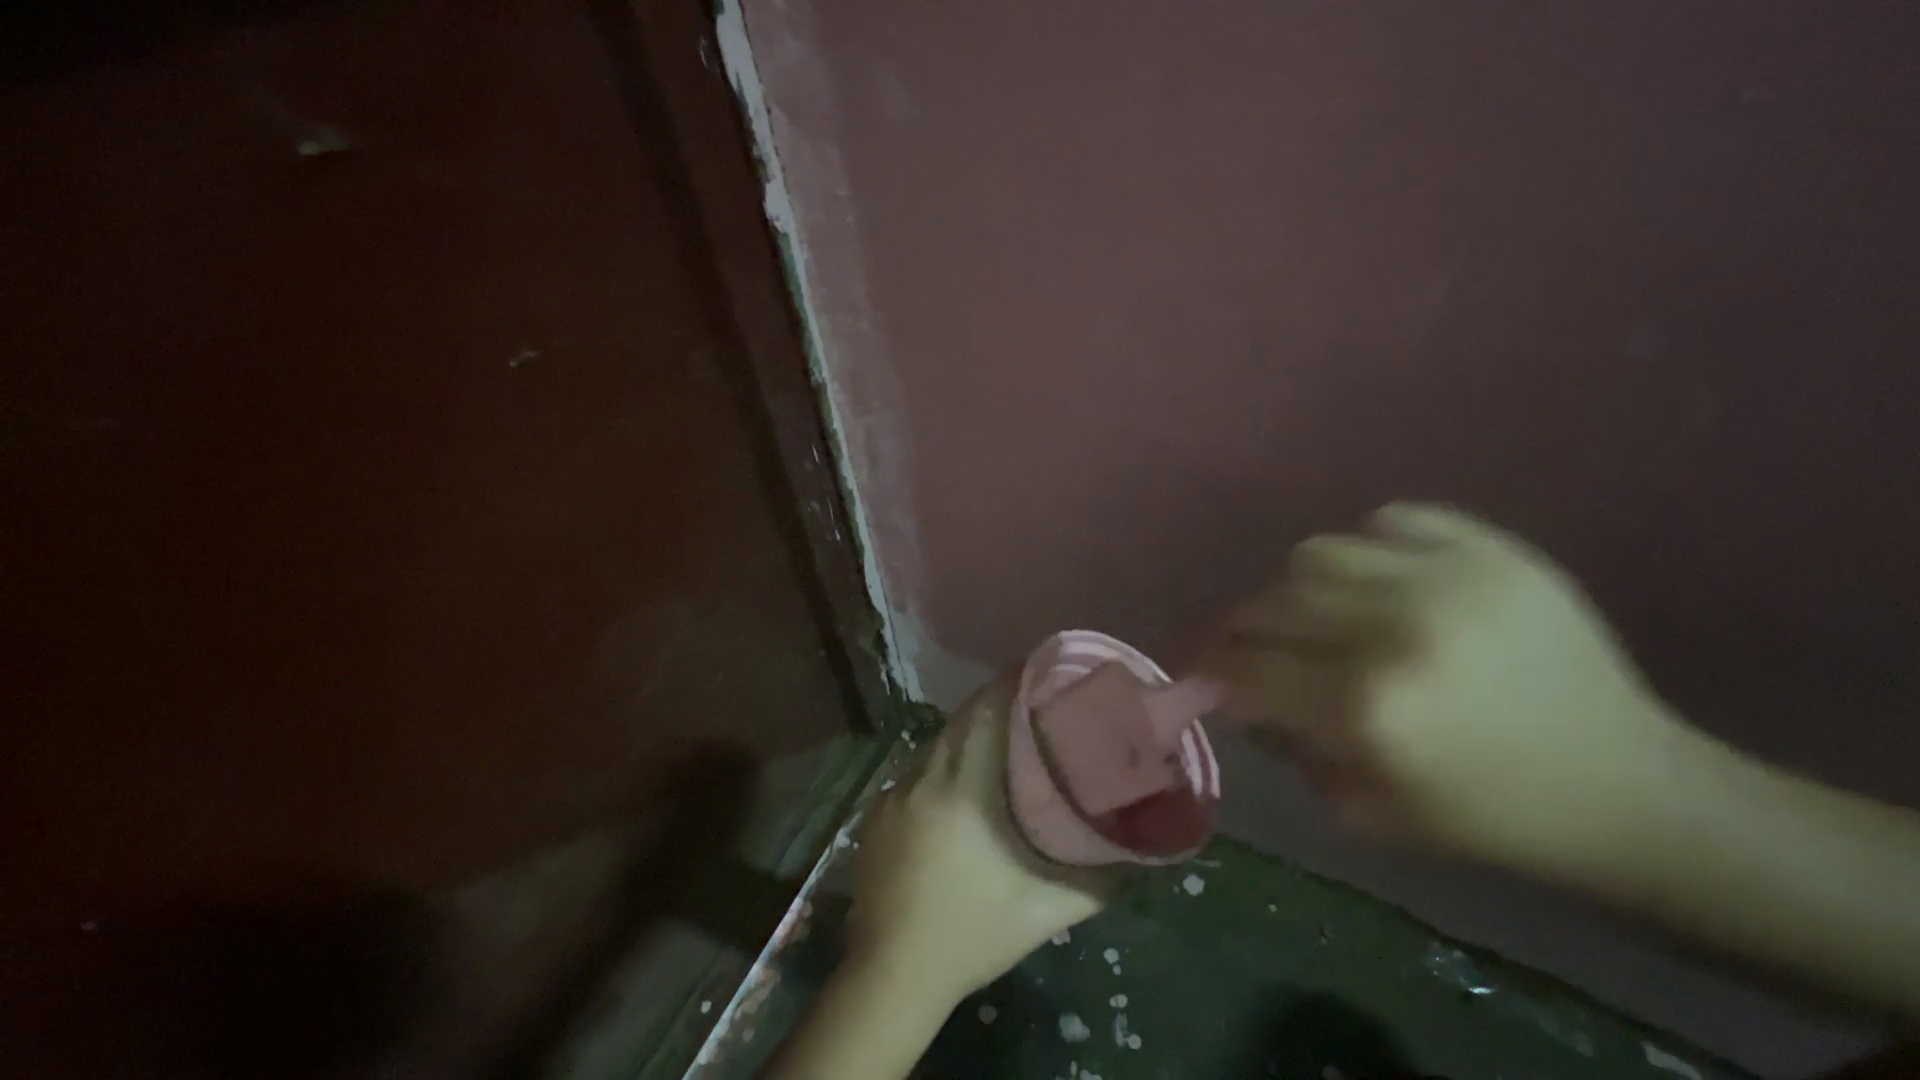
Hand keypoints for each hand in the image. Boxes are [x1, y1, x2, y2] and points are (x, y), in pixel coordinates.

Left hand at [845, 675, 1111, 1005]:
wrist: (891, 974)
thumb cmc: (972, 935)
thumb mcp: (1045, 911)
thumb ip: (1098, 878)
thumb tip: (1140, 853)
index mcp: (962, 789)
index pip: (987, 712)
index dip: (1013, 683)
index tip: (1043, 670)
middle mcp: (923, 778)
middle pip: (961, 720)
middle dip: (995, 704)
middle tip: (1033, 705)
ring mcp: (892, 794)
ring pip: (936, 745)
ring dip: (967, 736)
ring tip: (1002, 742)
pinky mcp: (876, 814)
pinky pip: (916, 772)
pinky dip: (942, 766)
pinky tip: (959, 789)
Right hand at [1202, 503, 1709, 876]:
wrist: (1623, 785)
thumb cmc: (1487, 815)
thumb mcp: (1365, 812)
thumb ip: (1290, 749)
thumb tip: (1244, 696)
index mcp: (1364, 707)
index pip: (1246, 665)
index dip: (1212, 668)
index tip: (1207, 674)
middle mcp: (1393, 629)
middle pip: (1271, 603)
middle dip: (1247, 630)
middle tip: (1256, 648)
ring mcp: (1445, 578)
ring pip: (1318, 553)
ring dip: (1302, 589)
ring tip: (1324, 615)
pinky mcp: (1492, 550)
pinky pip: (1391, 522)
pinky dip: (1371, 551)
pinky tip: (1385, 585)